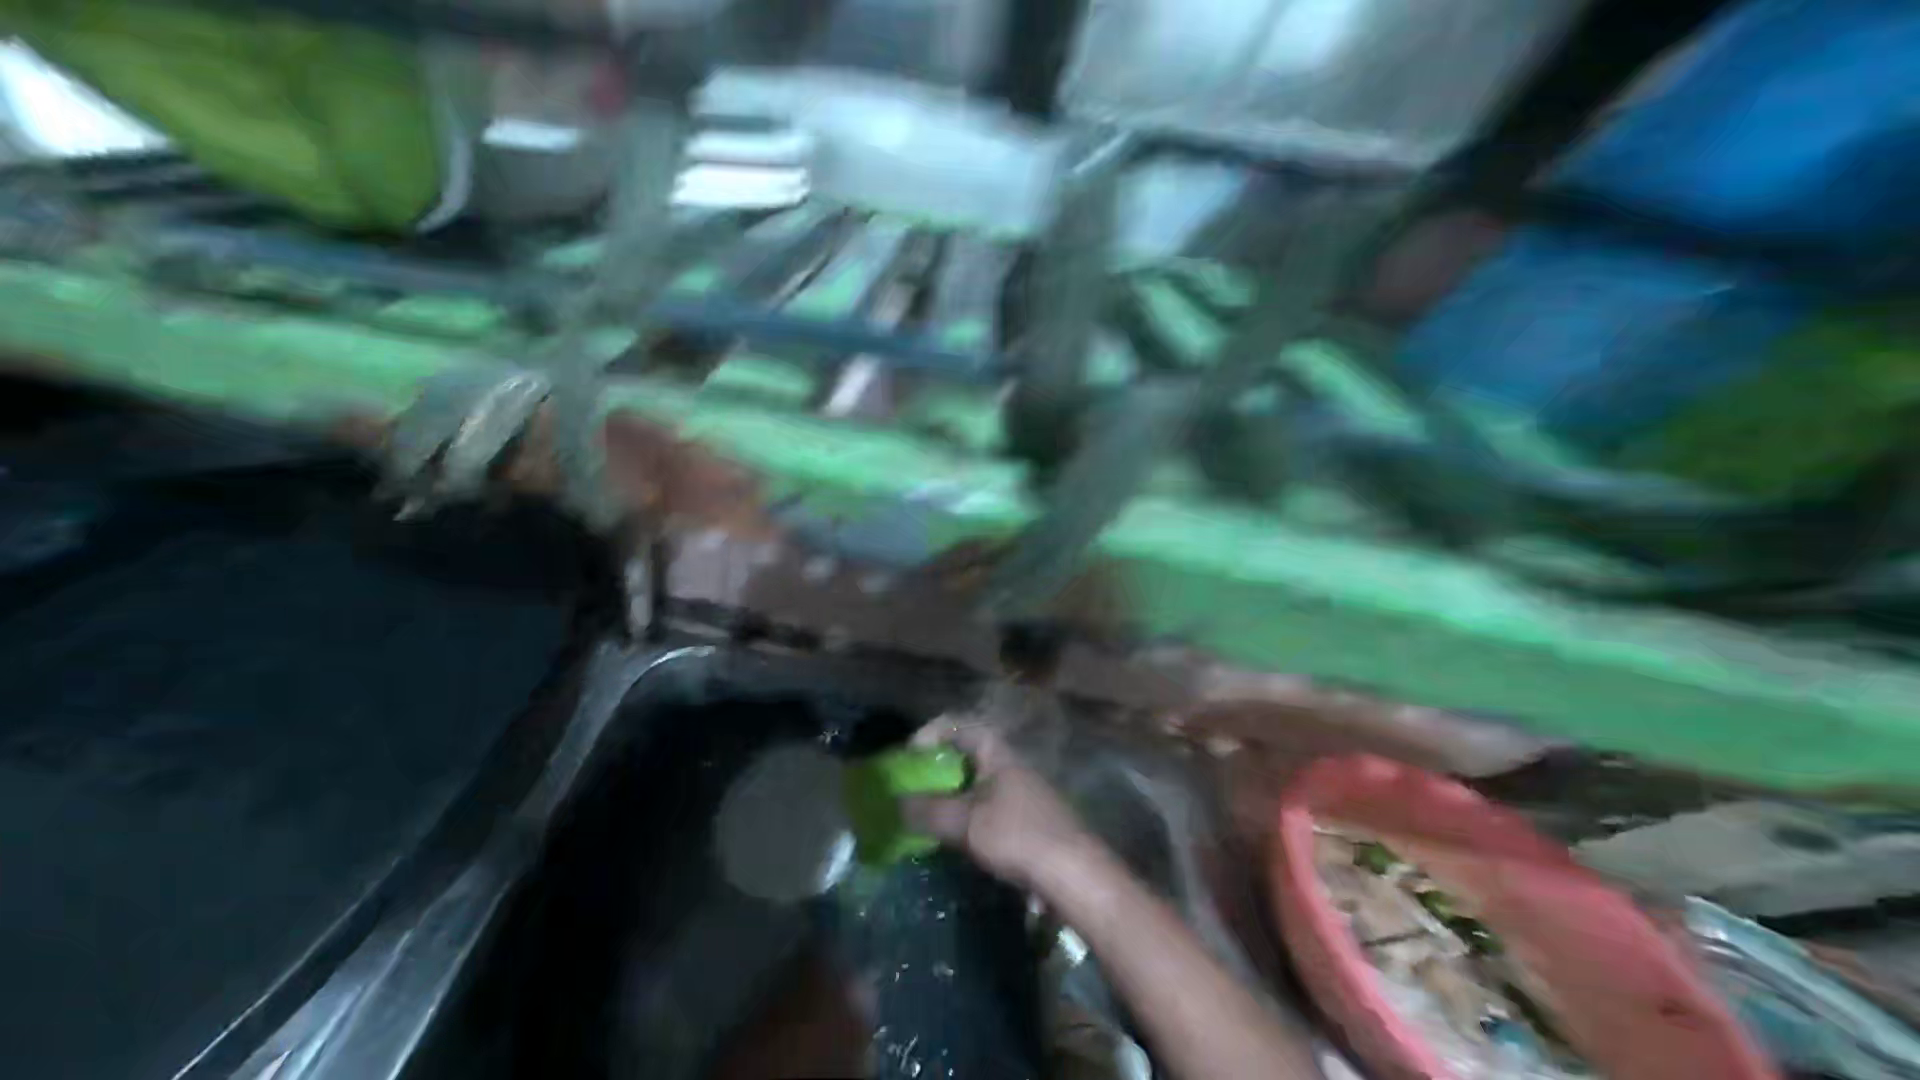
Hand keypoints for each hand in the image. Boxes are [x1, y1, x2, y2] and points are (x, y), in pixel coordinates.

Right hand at [900, 718, 1096, 890]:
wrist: (1075, 874)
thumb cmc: (1019, 835)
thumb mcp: (966, 822)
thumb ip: (929, 811)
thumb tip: (897, 803)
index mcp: (998, 754)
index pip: (960, 726)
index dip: (931, 732)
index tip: (909, 755)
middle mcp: (1011, 767)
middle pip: (968, 756)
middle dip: (937, 768)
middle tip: (912, 788)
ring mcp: (1022, 795)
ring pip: (977, 785)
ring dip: (951, 796)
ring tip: (927, 817)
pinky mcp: (1028, 823)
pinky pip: (988, 809)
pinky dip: (967, 816)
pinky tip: (957, 840)